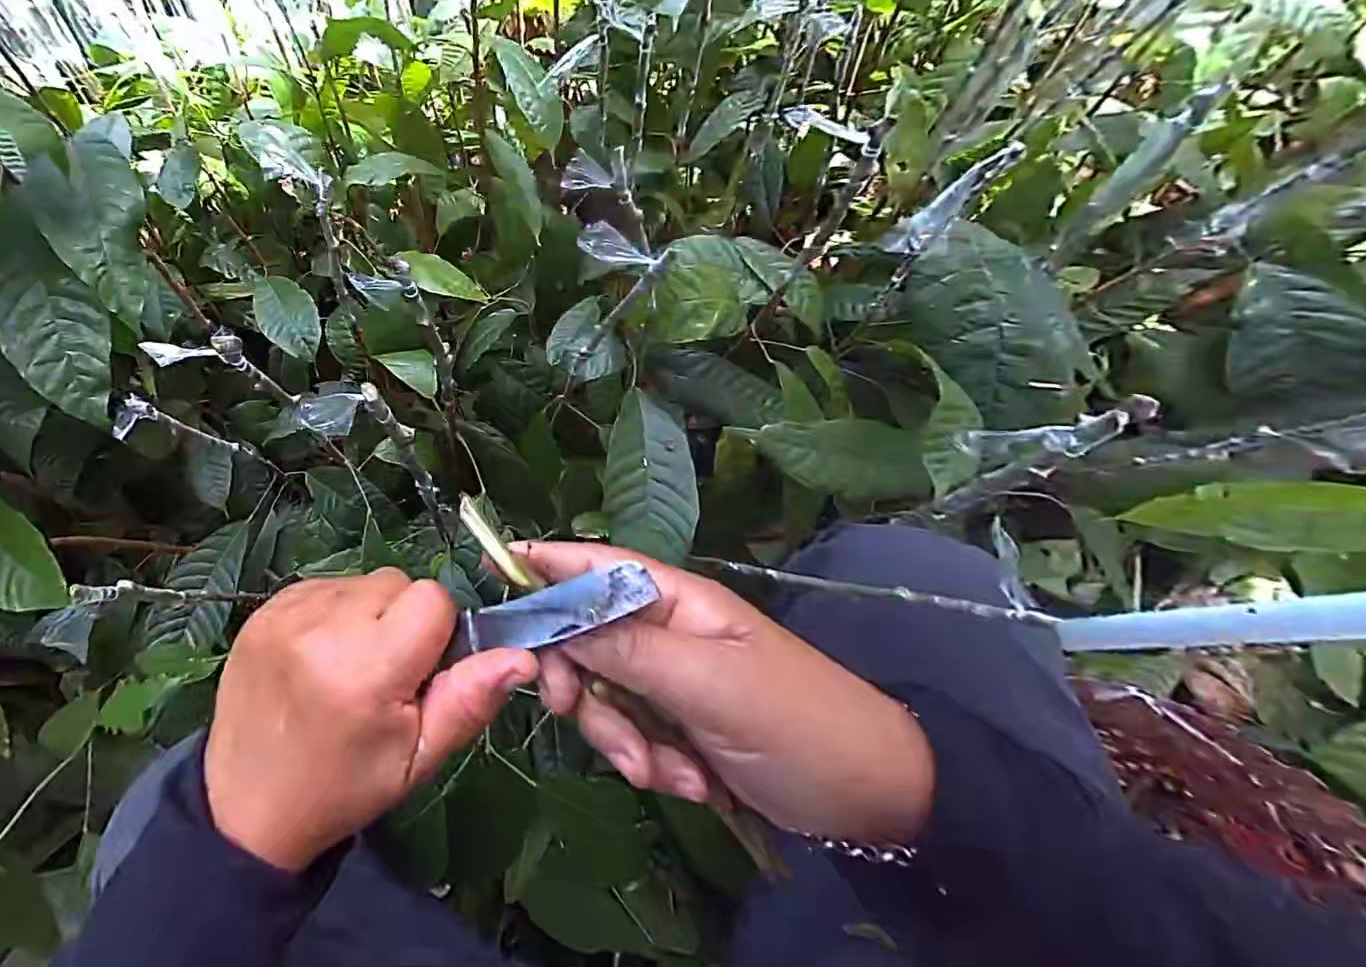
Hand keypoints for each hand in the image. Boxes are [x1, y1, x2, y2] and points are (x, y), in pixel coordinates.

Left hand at [205, 569, 537, 870]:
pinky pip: (327, 584)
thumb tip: (521, 656)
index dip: (437, 633)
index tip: (418, 671)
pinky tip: (320, 653)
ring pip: (364, 581)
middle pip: (398, 584)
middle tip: (382, 673)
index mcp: (367, 667)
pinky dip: (335, 610)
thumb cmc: (343, 786)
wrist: (247, 804)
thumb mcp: (417, 759)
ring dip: (369, 613)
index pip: (432, 599)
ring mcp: (288, 611)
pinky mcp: (265, 607)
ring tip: (348, 664)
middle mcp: (324, 626)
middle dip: (402, 621)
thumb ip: (470, 701)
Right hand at [520, 542, 934, 843]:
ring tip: (669, 772)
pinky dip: (648, 761)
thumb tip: (555, 621)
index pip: (594, 566)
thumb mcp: (709, 684)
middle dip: (575, 681)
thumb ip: (627, 650)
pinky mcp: (670, 722)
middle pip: (579, 638)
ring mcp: (664, 678)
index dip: (543, 562)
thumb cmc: (798, 722)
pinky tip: (691, 782)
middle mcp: (660, 630)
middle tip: (567, 710)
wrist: (874, 802)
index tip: (492, 570)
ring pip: (597, 694)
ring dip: (620, 737)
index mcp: (673, 600)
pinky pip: (625, 733)